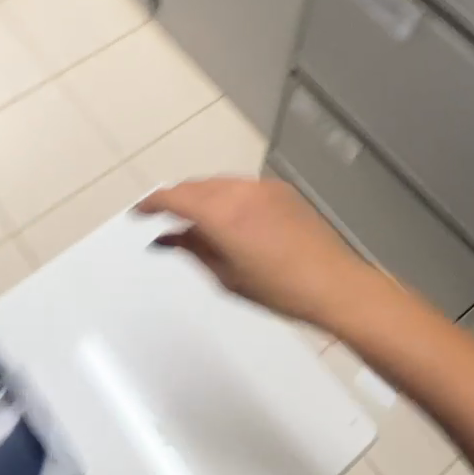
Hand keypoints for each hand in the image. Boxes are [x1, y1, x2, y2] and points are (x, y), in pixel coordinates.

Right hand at [137, 177, 380, 328]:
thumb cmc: (278, 290)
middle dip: (177, 199)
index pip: (175, 197)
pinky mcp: (281, 190)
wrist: (335, 285)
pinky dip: (226, 197)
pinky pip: (242, 187)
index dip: (152, 203)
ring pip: (219, 184)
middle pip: (196, 186)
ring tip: (195, 223)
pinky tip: (228, 220)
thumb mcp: (226, 276)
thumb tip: (166, 238)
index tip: (139, 213)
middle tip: (163, 221)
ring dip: (201, 197)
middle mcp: (240, 191)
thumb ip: (192, 249)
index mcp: (222, 213)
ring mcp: (263, 187)